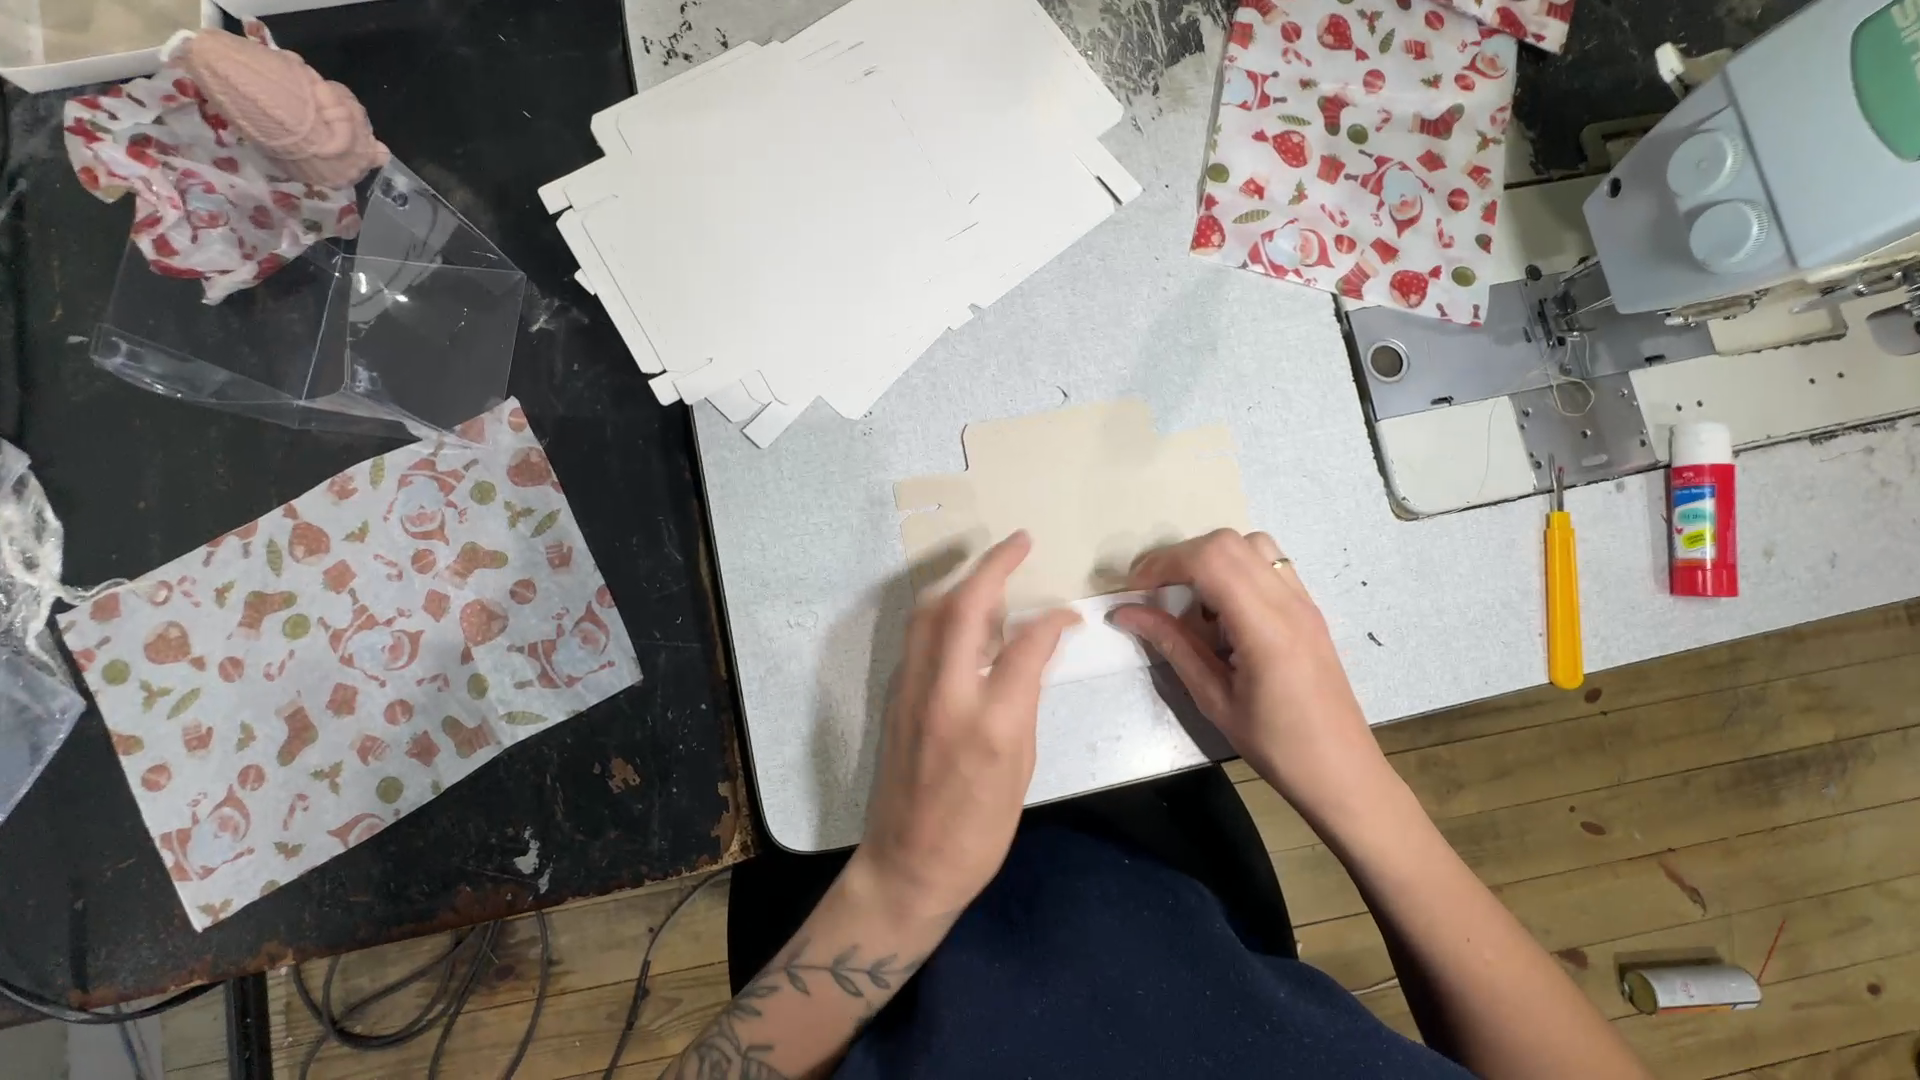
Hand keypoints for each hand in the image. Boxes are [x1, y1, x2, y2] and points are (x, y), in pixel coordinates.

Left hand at [853, 531, 1079, 924]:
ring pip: (931, 612)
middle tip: (1020, 541)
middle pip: (967, 606)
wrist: (906, 865)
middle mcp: (946, 694)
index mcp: (991, 721)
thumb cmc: (978, 831)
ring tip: (990, 570)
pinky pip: (918, 636)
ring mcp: (911, 691)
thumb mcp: (1021, 768)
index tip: (1068, 614)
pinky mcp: (894, 696)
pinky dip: (942, 611)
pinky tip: (962, 615)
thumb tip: (1037, 649)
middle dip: (995, 564)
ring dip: (961, 580)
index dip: (1052, 620)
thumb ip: (1026, 699)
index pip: (1026, 643)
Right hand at [1109, 530, 1389, 823]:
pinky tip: (1224, 612)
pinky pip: (1269, 565)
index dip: (1164, 564)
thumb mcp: (1213, 699)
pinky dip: (1236, 571)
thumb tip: (1126, 613)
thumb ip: (1172, 646)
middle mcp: (1289, 602)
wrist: (1341, 771)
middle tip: (1155, 593)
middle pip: (1227, 542)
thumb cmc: (1275, 746)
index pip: (1209, 560)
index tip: (1136, 591)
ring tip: (1193, 603)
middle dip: (1181, 558)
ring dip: (1211, 560)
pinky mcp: (1309, 609)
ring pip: (1251, 545)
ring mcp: (1304, 602)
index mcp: (1265, 628)